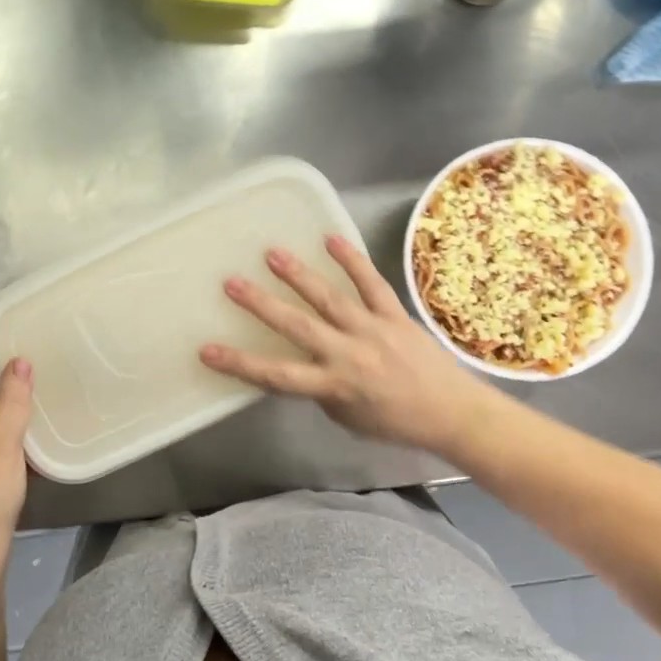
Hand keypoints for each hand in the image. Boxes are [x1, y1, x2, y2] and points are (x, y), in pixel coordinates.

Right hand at [199, 235, 502, 454]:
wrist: (453, 414)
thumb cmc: (394, 422)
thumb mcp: (347, 416)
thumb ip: (321, 388)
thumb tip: (302, 361)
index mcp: (332, 386)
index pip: (276, 376)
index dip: (239, 364)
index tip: (207, 351)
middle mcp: (348, 355)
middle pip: (297, 326)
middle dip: (261, 305)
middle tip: (231, 283)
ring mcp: (372, 331)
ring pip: (329, 298)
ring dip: (298, 275)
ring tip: (271, 252)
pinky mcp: (394, 315)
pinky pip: (371, 284)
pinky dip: (352, 260)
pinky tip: (330, 239)